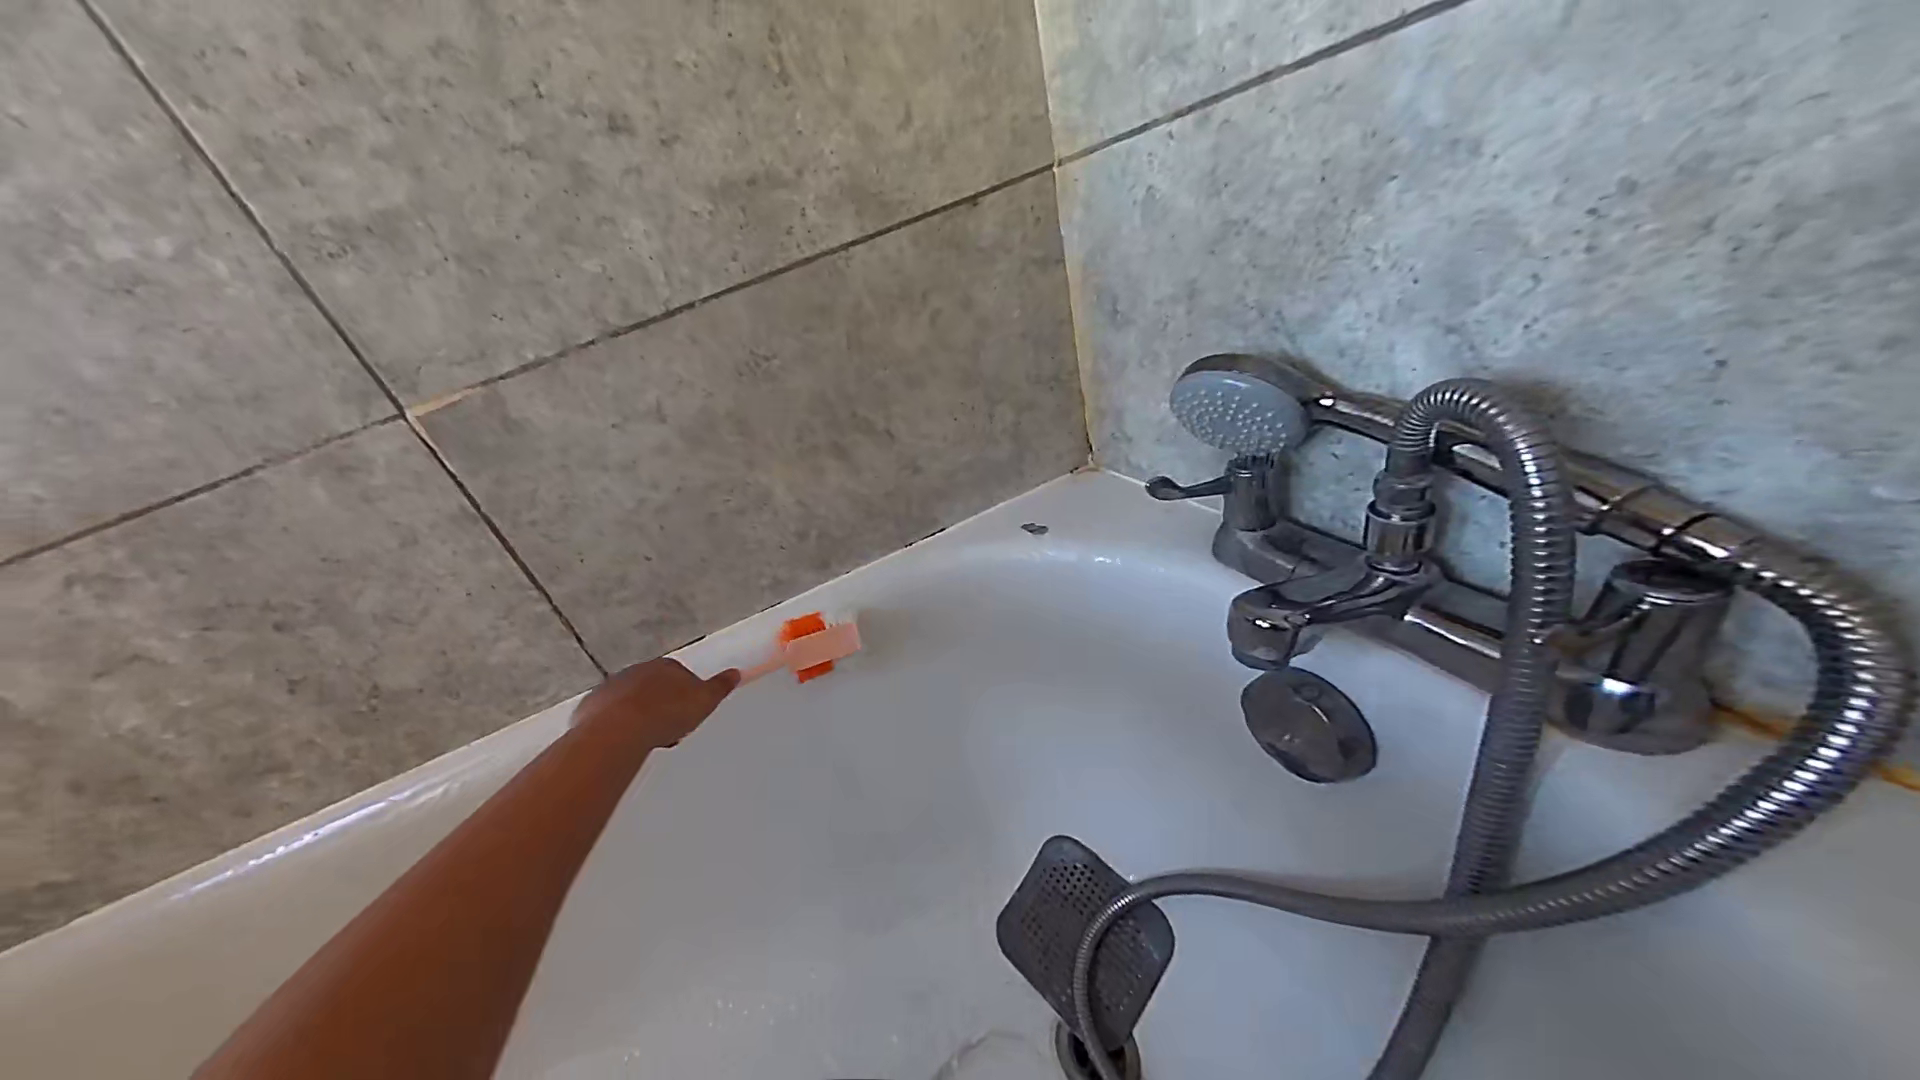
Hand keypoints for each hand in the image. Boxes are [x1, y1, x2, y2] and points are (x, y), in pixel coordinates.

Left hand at [570, 659, 738, 748]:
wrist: (619, 731)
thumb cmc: (663, 714)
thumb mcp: (705, 700)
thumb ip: (721, 686)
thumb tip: (734, 674)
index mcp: (666, 666)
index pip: (680, 676)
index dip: (685, 697)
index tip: (687, 713)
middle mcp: (637, 672)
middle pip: (652, 689)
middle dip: (660, 706)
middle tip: (668, 729)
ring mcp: (612, 688)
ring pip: (628, 702)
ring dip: (637, 717)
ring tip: (647, 740)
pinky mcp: (591, 707)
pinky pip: (606, 717)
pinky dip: (614, 728)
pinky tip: (623, 743)